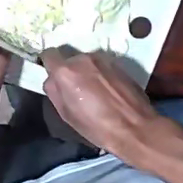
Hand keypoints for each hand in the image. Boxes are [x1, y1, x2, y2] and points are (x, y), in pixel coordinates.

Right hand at [40, 49, 156, 158]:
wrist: (134, 127)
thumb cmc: (96, 126)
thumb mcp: (66, 114)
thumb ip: (54, 91)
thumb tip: (53, 80)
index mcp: (66, 72)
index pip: (49, 55)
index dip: (50, 65)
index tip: (55, 77)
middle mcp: (83, 59)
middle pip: (69, 59)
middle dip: (70, 71)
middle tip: (77, 90)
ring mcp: (102, 59)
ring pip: (86, 61)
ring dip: (87, 71)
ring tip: (95, 91)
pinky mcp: (118, 63)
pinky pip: (101, 65)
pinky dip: (101, 74)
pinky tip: (108, 91)